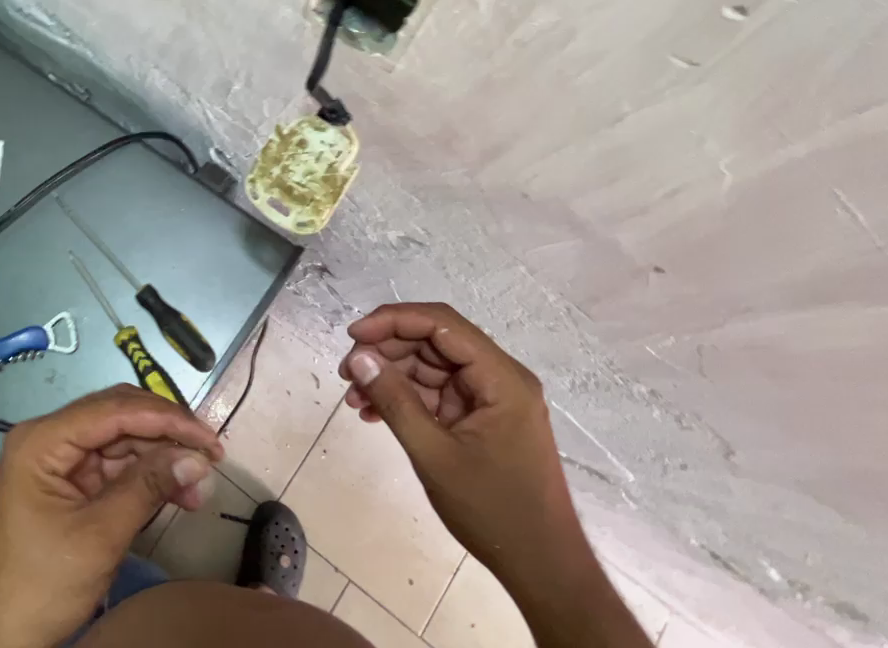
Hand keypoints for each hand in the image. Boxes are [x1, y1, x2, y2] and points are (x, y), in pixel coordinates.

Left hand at [0, 386, 222, 647]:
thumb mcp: (100, 535)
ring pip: (123, 440)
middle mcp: (49, 438)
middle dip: (166, 433)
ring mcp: (60, 460)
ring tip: (201, 482)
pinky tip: (179, 494)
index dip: (165, 417)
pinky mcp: (71, 483)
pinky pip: (117, 466)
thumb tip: (198, 459)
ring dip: (162, 457)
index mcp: (42, 439)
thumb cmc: (43, 583)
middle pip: (118, 416)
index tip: (208, 438)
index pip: (112, 409)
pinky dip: (148, 477)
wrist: (3, 634)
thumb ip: (147, 487)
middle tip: (210, 453)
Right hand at [337, 303, 584, 589]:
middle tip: (346, 374)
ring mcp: (490, 398)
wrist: (541, 567)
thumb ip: (395, 401)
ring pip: (430, 366)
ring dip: (390, 376)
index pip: (442, 325)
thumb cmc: (494, 510)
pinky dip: (404, 398)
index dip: (393, 320)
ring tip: (354, 399)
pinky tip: (373, 414)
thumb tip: (359, 358)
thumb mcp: (435, 455)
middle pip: (434, 341)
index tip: (353, 337)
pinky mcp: (480, 418)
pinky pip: (436, 392)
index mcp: (501, 378)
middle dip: (386, 350)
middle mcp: (499, 377)